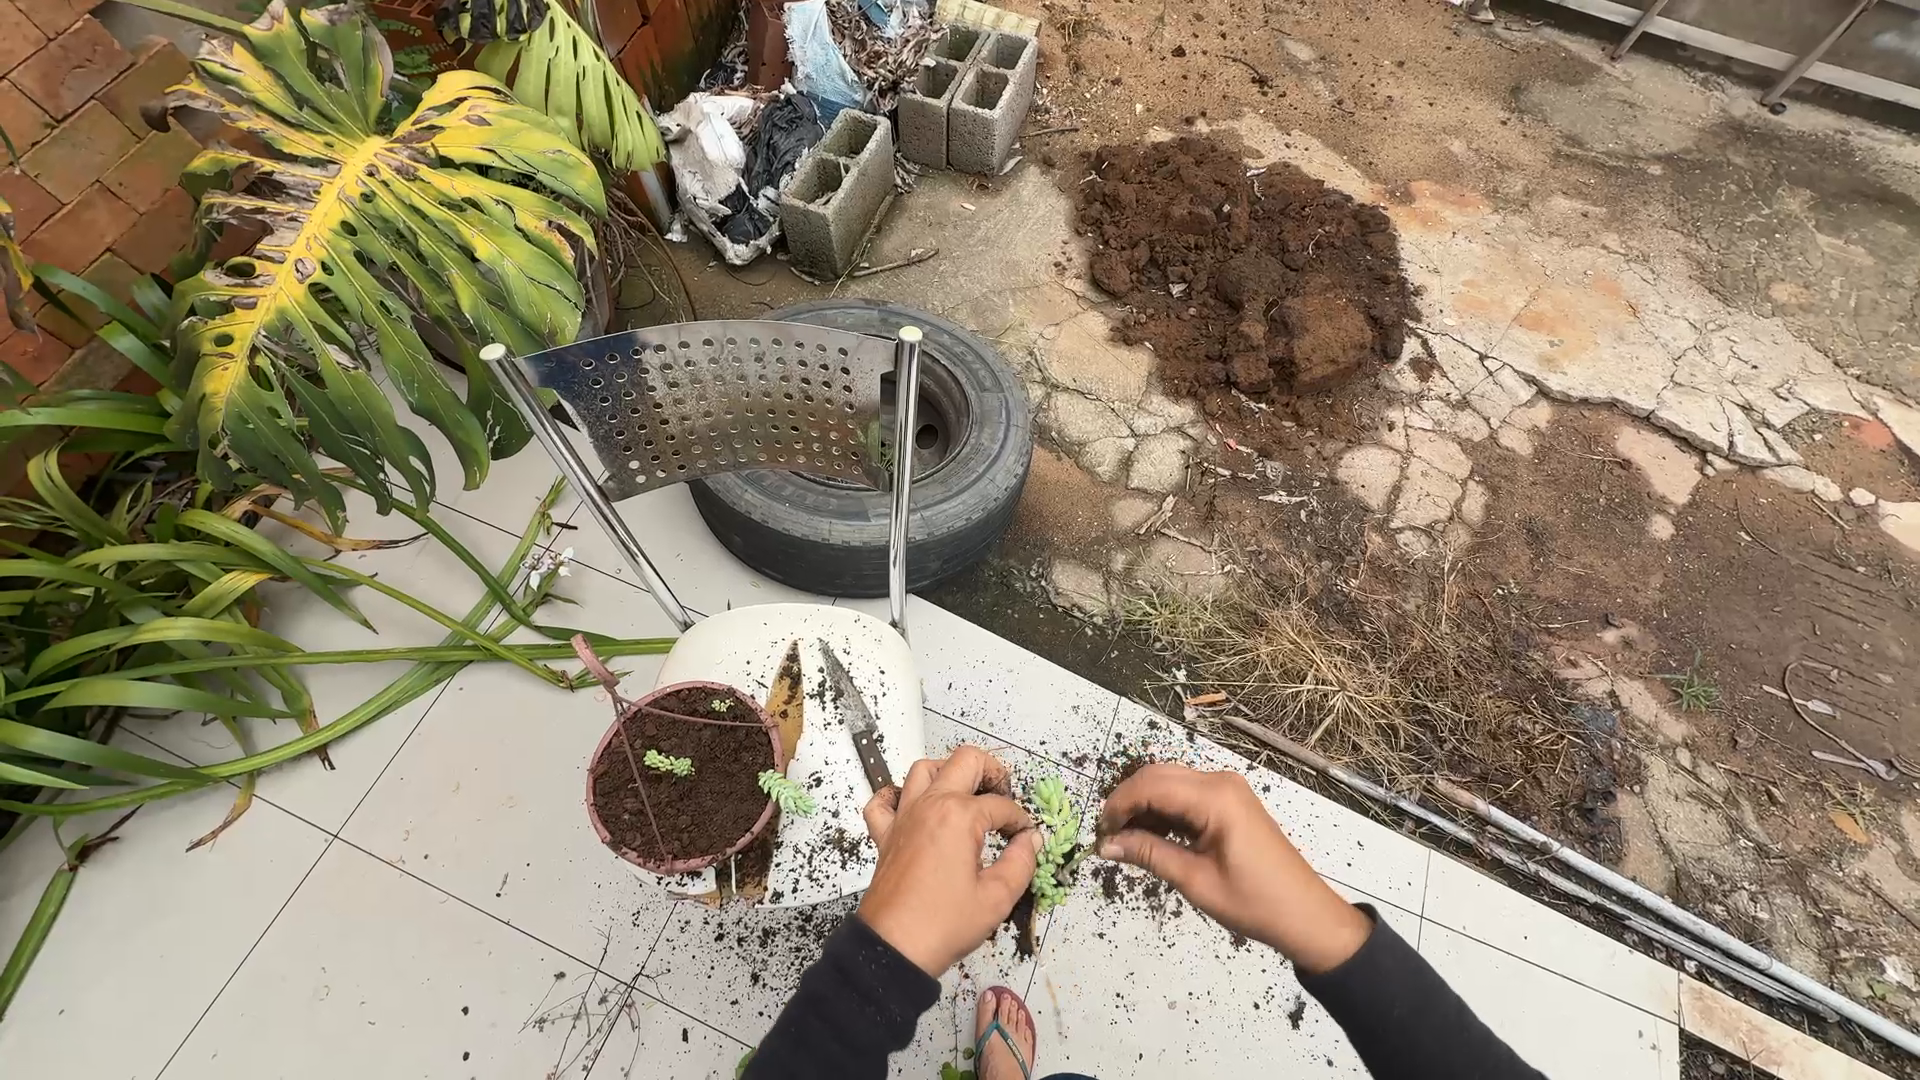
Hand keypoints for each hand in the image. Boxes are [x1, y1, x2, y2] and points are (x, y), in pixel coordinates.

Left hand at [859, 745, 1040, 976]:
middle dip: (992, 771)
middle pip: (965, 760)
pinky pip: (883, 802)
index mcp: (959, 816)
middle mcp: (930, 805)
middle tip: (1004, 796)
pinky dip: (896, 797)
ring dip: (948, 772)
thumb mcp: (996, 898)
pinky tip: (914, 808)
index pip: (1001, 804)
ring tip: (966, 793)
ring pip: (923, 769)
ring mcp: (904, 816)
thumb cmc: (943, 924)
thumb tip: (1030, 841)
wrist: (893, 949)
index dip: (1021, 819)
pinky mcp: (885, 835)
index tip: (1026, 836)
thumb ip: (1021, 863)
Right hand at [1097, 763, 1370, 973]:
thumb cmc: (1254, 903)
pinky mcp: (1229, 799)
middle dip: (1128, 801)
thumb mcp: (1195, 881)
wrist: (1308, 917)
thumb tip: (1105, 844)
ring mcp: (1226, 788)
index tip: (1100, 832)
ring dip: (1144, 804)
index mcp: (1215, 797)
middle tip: (1109, 835)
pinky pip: (1185, 792)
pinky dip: (1164, 808)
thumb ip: (1149, 854)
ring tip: (1127, 839)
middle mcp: (1219, 781)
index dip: (1119, 804)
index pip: (1151, 785)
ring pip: (1169, 781)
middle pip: (1157, 775)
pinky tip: (1153, 835)